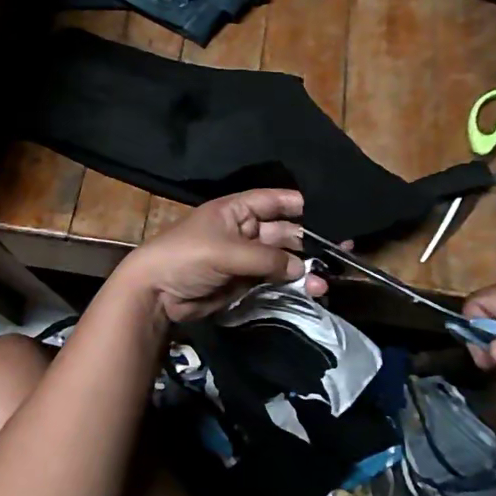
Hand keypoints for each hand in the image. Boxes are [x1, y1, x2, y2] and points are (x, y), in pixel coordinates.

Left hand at [113, 189, 326, 323]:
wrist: (156, 294)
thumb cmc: (187, 257)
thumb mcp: (227, 252)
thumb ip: (266, 258)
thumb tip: (301, 268)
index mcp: (236, 210)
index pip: (272, 200)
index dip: (296, 204)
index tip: (325, 212)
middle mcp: (245, 230)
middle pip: (283, 231)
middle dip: (307, 241)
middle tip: (338, 252)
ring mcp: (246, 257)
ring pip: (282, 258)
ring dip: (304, 267)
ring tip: (325, 278)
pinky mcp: (246, 282)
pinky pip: (274, 279)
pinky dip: (293, 283)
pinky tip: (312, 288)